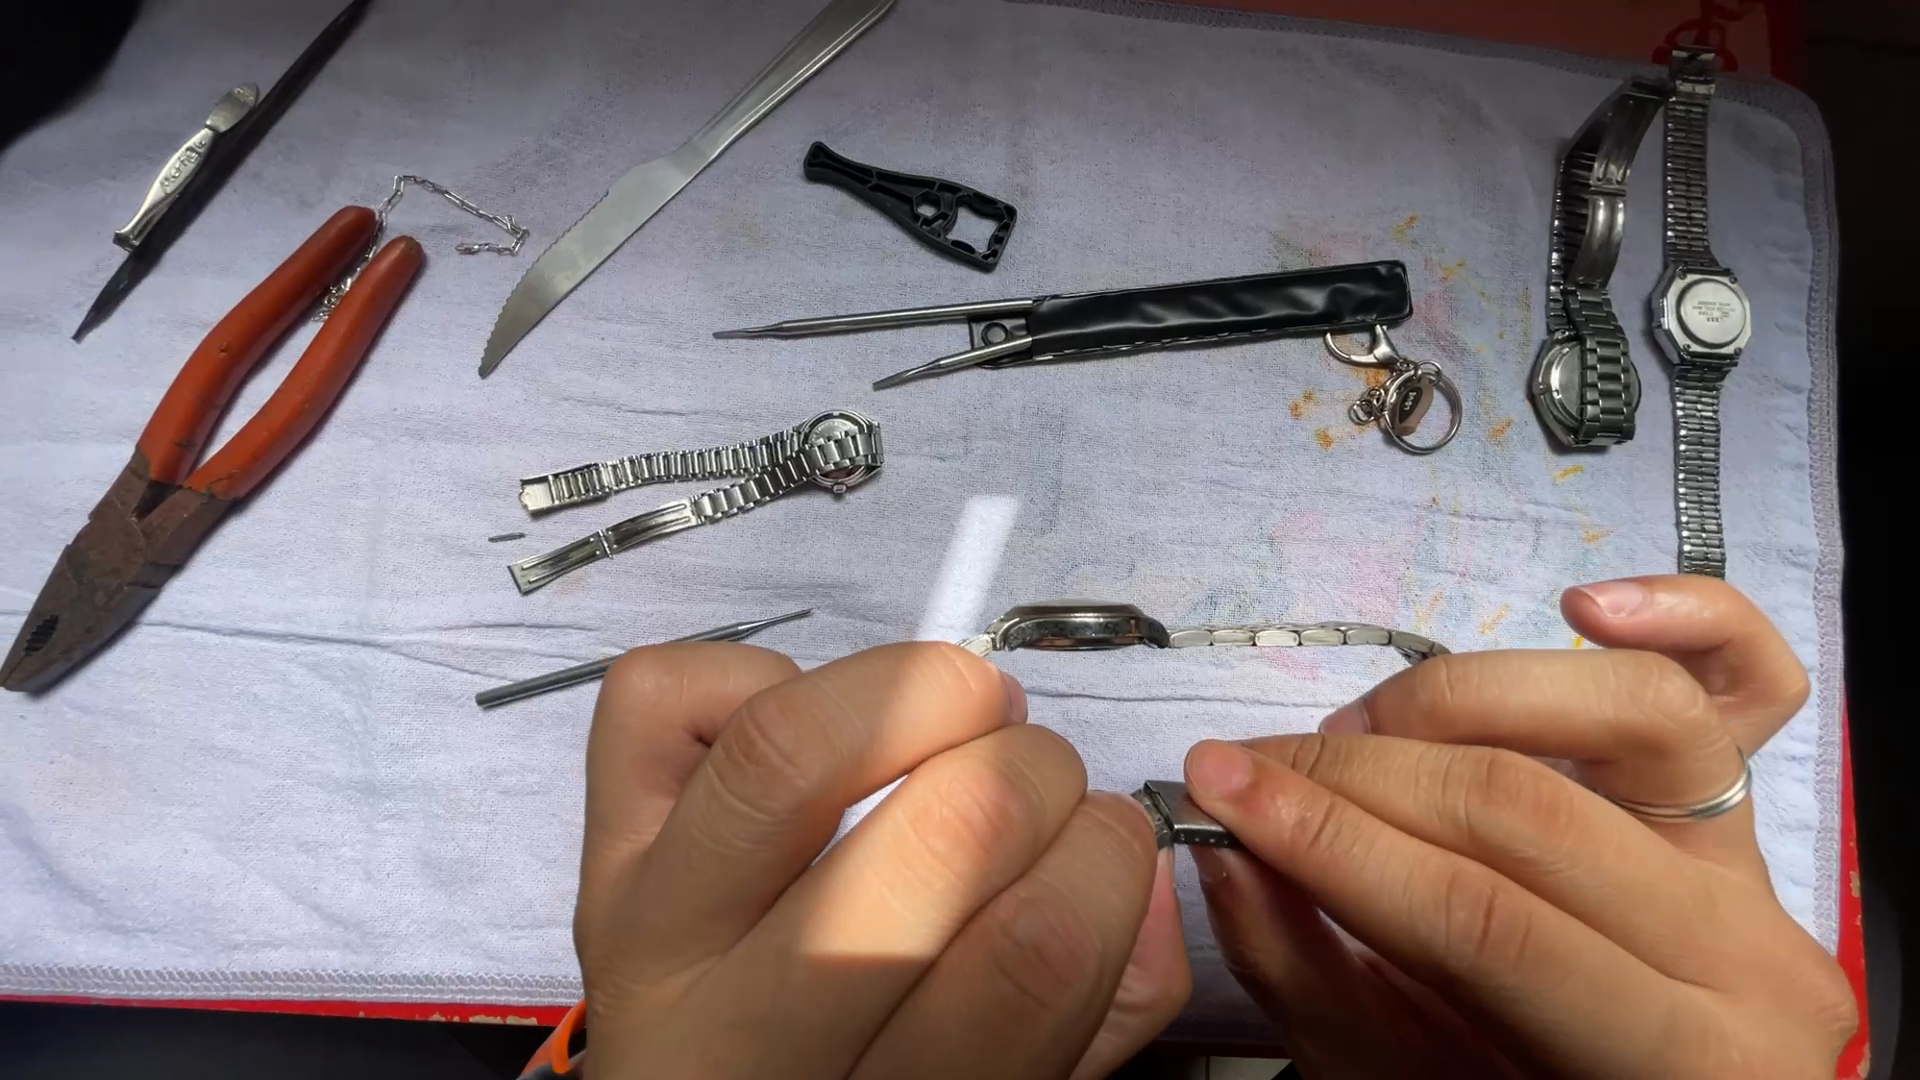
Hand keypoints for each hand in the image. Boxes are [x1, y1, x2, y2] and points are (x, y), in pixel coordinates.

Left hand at [573, 640, 1190, 1078]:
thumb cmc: (873, 1068)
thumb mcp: (999, 1076)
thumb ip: (1100, 995)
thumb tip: (1135, 859)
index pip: (1028, 955)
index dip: (1103, 859)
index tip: (1106, 831)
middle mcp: (735, 1031)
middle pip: (935, 833)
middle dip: (1030, 765)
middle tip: (1034, 766)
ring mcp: (644, 918)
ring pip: (789, 742)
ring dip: (928, 688)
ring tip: (963, 704)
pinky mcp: (599, 831)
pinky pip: (663, 696)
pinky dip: (756, 668)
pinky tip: (802, 713)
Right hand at [1184, 575, 1854, 1078]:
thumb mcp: (1368, 1067)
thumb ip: (1291, 959)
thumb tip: (1218, 842)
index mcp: (1671, 1062)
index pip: (1480, 919)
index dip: (1332, 838)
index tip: (1216, 786)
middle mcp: (1738, 947)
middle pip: (1516, 805)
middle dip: (1348, 770)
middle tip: (1249, 767)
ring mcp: (1743, 857)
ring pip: (1621, 712)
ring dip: (1446, 699)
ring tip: (1358, 726)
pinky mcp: (1728, 796)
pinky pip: (1747, 682)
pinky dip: (1687, 620)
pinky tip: (1588, 604)